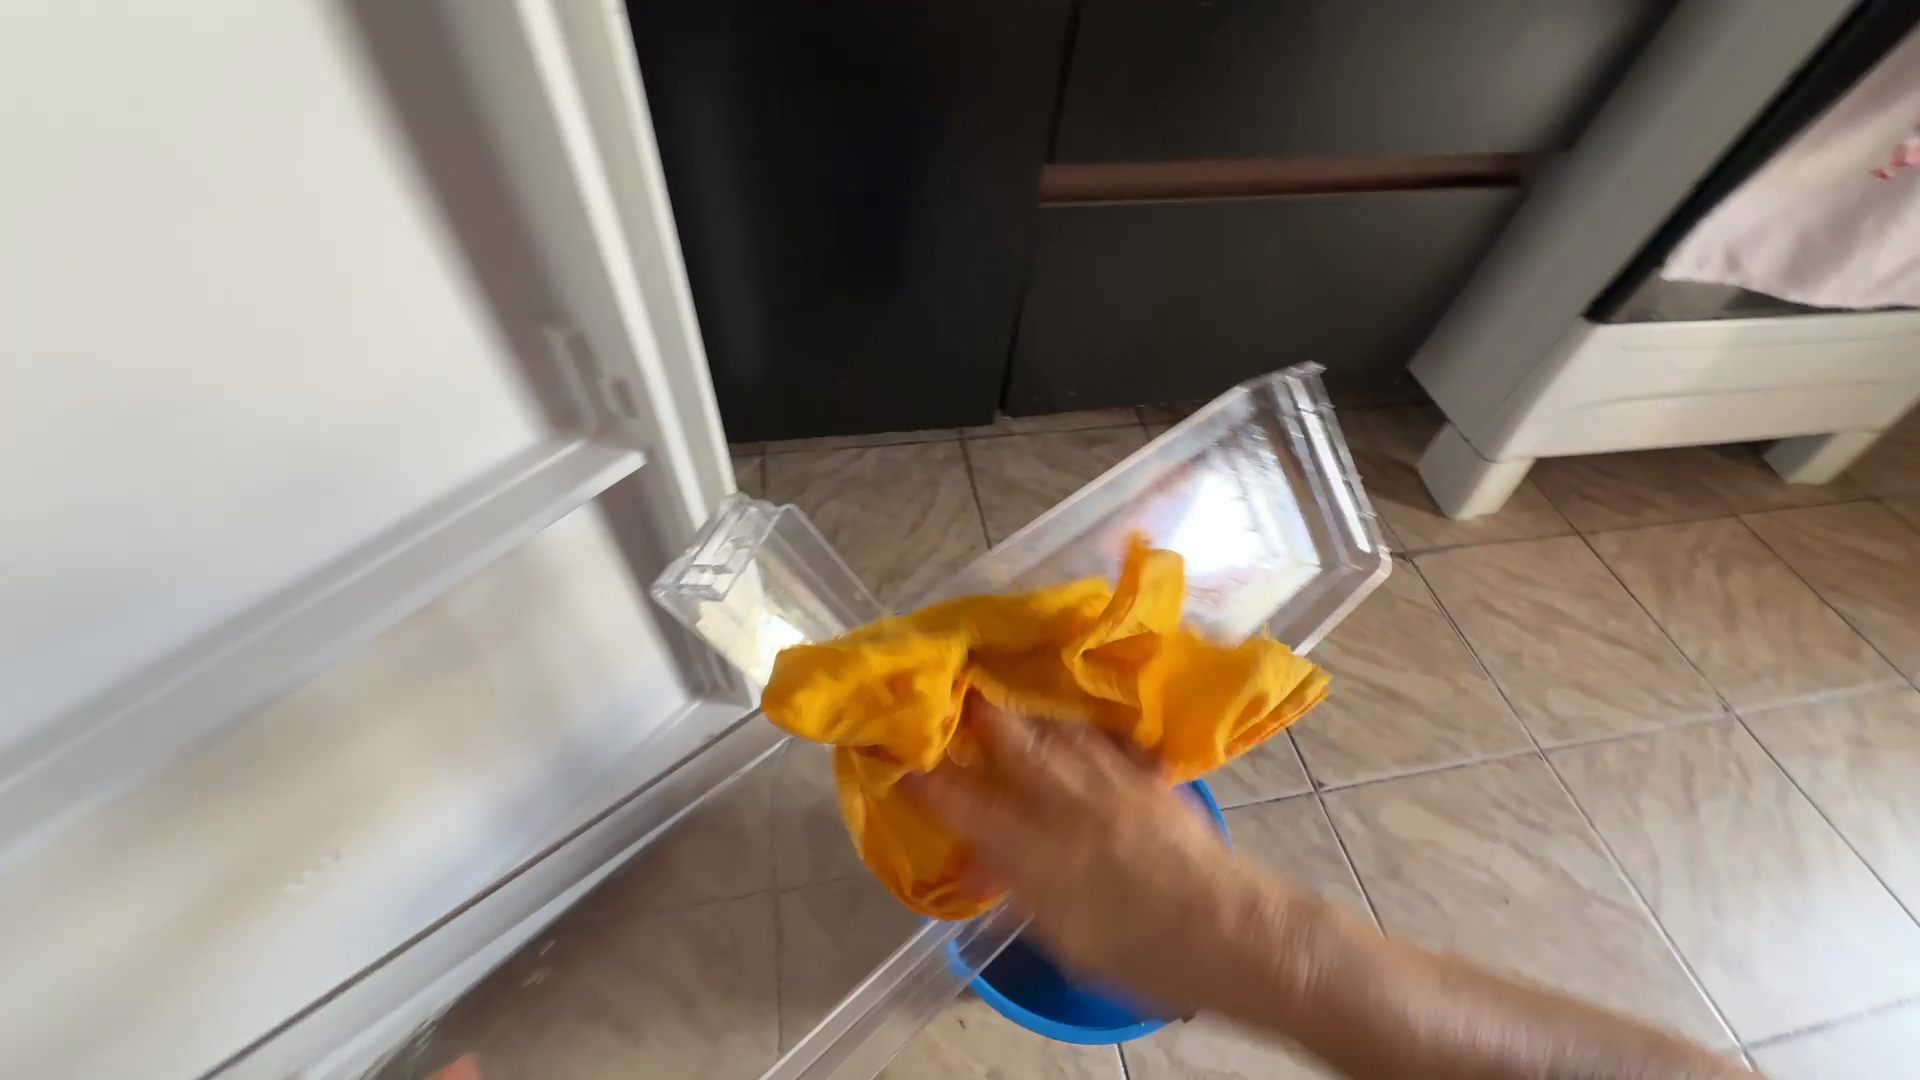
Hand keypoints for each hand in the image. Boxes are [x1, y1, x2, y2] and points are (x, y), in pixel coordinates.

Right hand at [907, 702, 1288, 1011]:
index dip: (932, 784)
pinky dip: (1083, 723)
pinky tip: (1075, 714)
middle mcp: (1070, 805)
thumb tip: (983, 861)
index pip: (969, 808)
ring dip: (1031, 710)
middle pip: (1016, 747)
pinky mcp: (1148, 775)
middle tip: (959, 688)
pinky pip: (1107, 737)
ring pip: (1061, 731)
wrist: (1231, 933)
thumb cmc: (1142, 952)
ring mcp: (1113, 783)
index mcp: (1039, 852)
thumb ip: (1019, 891)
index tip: (905, 763)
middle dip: (982, 716)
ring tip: (1008, 686)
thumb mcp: (1067, 938)